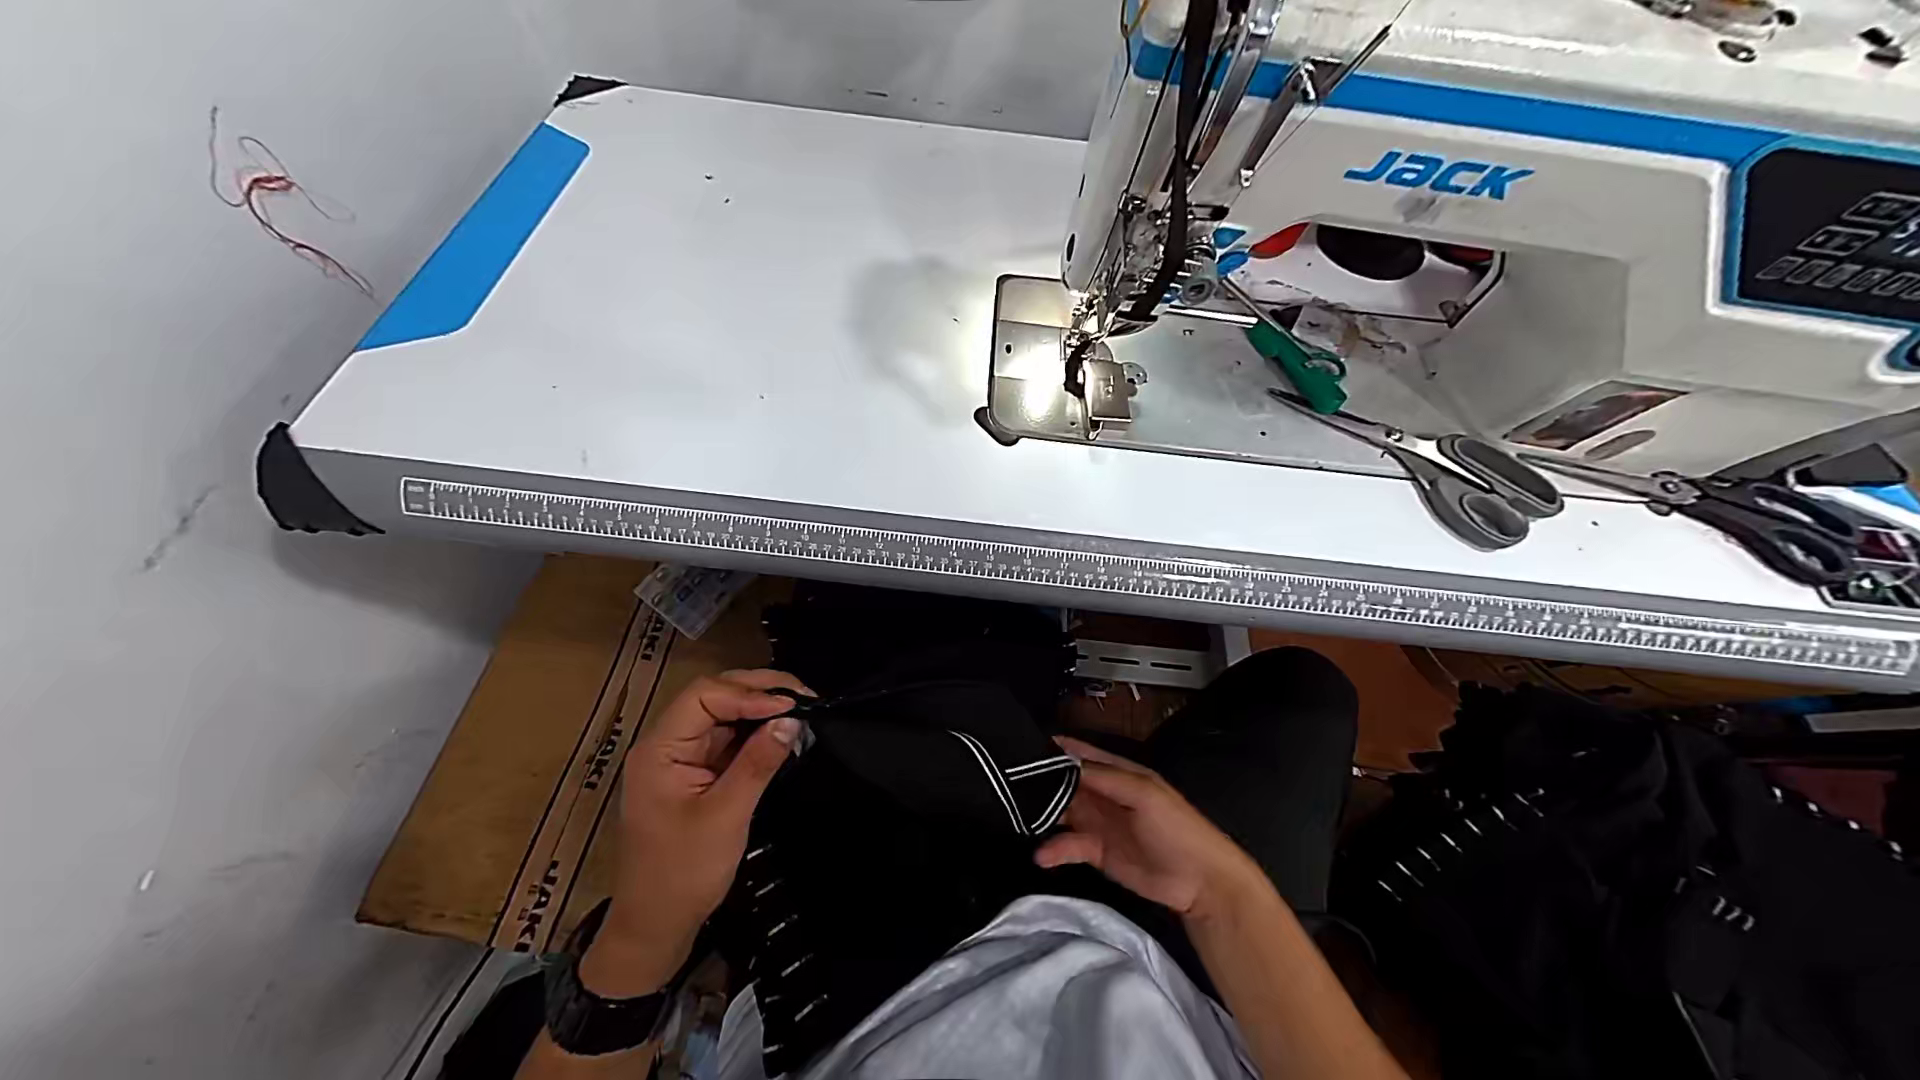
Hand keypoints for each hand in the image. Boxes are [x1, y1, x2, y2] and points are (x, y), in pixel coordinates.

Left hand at [580, 669, 808, 996]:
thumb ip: (758, 762)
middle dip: (759, 690)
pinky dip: (757, 730)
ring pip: (724, 713)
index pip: (705, 696)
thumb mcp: (726, 815)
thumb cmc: (683, 873)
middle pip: (714, 695)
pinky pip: (729, 738)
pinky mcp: (698, 771)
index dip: (749, 693)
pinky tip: (783, 730)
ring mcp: (682, 757)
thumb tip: (791, 719)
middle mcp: (667, 743)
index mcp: (659, 749)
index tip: (791, 705)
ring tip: (801, 707)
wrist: (656, 925)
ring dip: (762, 707)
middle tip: (805, 695)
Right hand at [1036, 737, 1271, 921]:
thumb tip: (1067, 763)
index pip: (1082, 755)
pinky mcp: (1099, 852)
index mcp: (1120, 773)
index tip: (1026, 749)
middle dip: (1043, 783)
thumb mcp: (1143, 794)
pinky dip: (1054, 850)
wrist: (1201, 883)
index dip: (1057, 751)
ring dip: (1044, 814)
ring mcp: (1101, 823)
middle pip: (1068, 784)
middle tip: (1013, 785)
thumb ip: (1105, 777)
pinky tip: (1042, 855)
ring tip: (1019, 816)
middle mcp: (1106, 795)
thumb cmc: (1177, 829)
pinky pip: (1070, 846)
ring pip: (1064, 812)